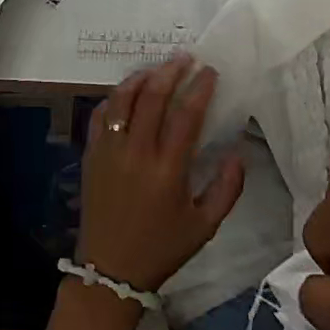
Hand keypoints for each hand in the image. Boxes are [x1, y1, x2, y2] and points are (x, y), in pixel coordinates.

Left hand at [78, 55, 244, 293]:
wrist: (110, 271)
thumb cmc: (162, 248)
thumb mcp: (206, 226)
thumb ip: (227, 188)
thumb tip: (238, 153)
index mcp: (167, 170)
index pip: (186, 115)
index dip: (200, 88)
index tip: (210, 71)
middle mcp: (136, 154)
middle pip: (152, 98)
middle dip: (171, 72)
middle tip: (186, 58)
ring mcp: (109, 152)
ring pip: (122, 100)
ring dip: (141, 78)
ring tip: (158, 68)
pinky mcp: (91, 156)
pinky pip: (100, 116)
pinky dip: (114, 98)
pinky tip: (127, 92)